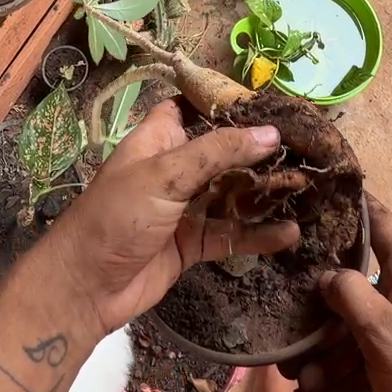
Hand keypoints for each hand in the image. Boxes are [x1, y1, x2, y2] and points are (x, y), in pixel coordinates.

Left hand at [34, 100, 300, 335]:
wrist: (85, 288)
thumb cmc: (117, 215)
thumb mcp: (165, 174)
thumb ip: (218, 152)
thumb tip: (271, 133)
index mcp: (161, 137)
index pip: (198, 107)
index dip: (230, 103)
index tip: (273, 104)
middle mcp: (176, 166)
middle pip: (225, 151)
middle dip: (260, 151)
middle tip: (306, 149)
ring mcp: (185, 205)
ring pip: (233, 192)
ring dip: (265, 192)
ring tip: (306, 190)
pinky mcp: (193, 242)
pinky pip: (232, 232)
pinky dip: (258, 233)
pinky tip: (288, 234)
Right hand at [278, 198, 391, 391]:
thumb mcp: (387, 336)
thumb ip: (352, 296)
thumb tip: (326, 273)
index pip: (382, 223)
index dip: (355, 202)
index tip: (318, 189)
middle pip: (353, 284)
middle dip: (317, 305)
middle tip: (281, 314)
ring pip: (350, 330)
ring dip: (321, 353)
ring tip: (291, 373)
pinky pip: (359, 363)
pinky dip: (336, 378)